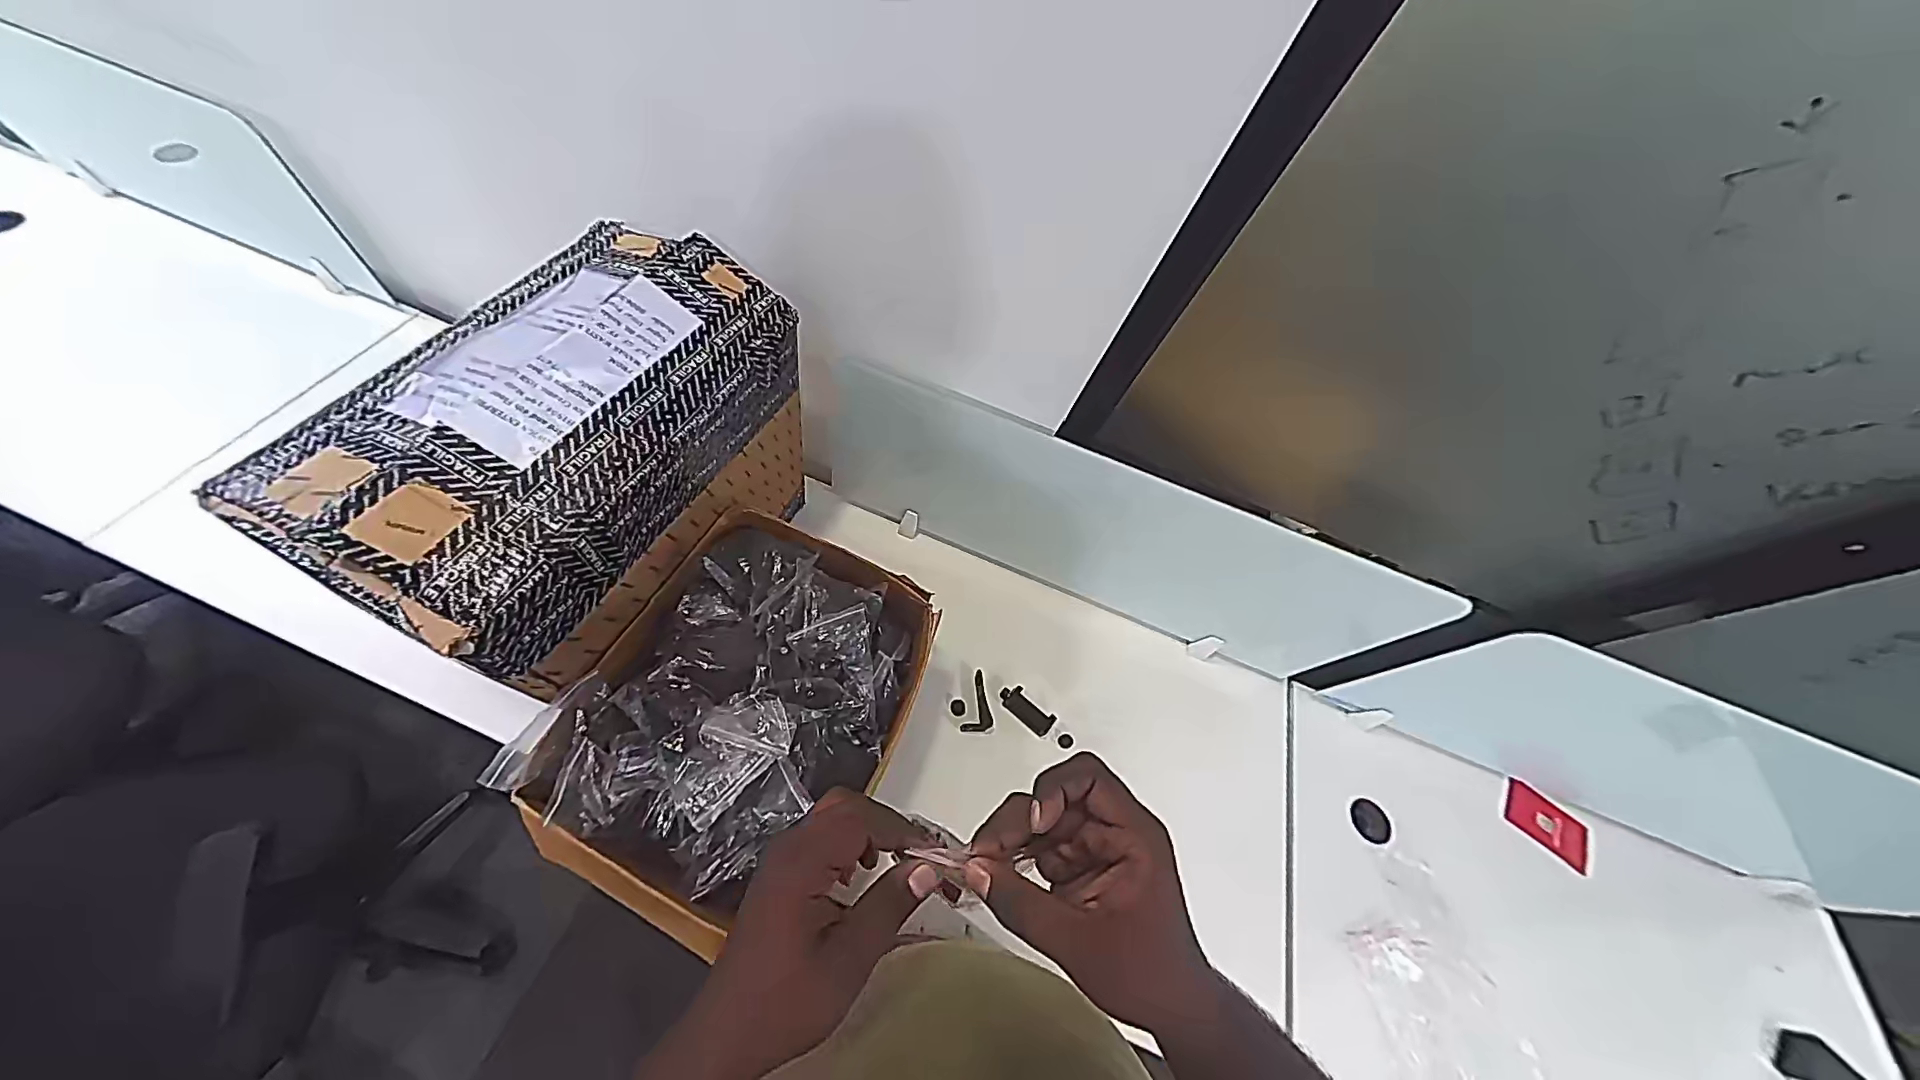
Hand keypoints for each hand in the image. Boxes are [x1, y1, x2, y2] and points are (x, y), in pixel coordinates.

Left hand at [636, 788, 943, 1079]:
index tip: (934, 854)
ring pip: (835, 817)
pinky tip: (864, 874)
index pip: (861, 819)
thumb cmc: (783, 1003)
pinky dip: (852, 843)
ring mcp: (782, 858)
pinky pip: (823, 837)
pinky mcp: (781, 872)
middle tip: (920, 853)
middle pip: (846, 806)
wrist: (727, 1035)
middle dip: (888, 824)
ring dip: (871, 831)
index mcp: (801, 861)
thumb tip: (927, 870)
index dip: (903, 830)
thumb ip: (888, 906)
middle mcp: (789, 848)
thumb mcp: (847, 959)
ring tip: (900, 862)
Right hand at [965, 752, 1219, 1033]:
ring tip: (990, 865)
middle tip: (989, 850)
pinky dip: (1018, 859)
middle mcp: (1115, 833)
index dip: (1053, 790)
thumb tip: (980, 872)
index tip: (1032, 822)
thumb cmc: (1152, 975)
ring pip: (1043, 821)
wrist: (1172, 1010)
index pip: (1089, 778)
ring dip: (1013, 839)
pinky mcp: (1081, 867)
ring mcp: (1097, 849)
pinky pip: (1042, 847)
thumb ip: (1021, 903)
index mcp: (1134, 835)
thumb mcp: (1077, 942)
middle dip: (1018, 821)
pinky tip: (1004, 877)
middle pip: (1056, 796)